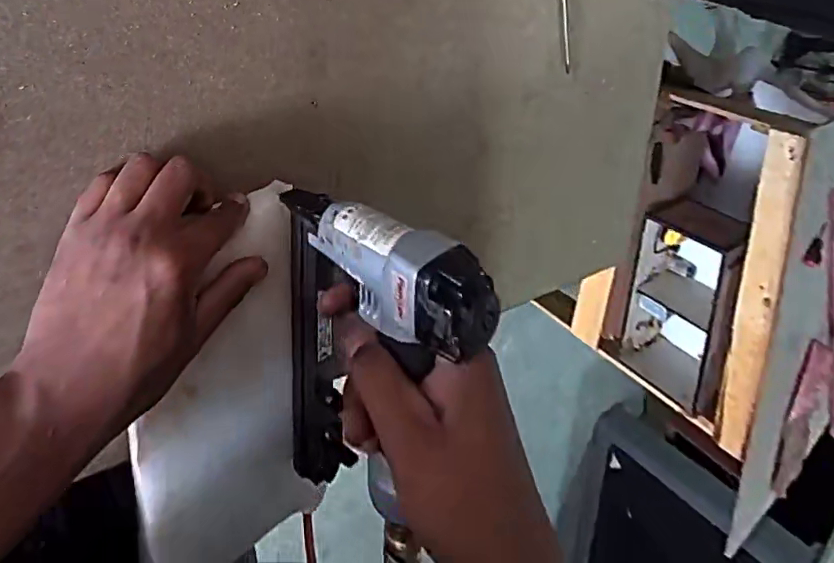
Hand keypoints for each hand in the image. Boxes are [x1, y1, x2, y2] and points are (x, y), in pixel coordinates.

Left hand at [7, 154, 266, 454]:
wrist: (60, 391)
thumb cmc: (132, 371)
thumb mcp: (192, 336)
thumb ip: (227, 291)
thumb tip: (257, 264)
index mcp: (176, 261)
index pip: (220, 216)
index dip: (235, 210)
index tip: (236, 210)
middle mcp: (142, 233)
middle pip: (181, 172)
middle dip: (201, 183)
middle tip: (200, 207)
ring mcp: (104, 227)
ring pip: (141, 165)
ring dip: (161, 176)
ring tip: (164, 200)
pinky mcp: (74, 230)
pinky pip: (101, 182)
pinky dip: (122, 182)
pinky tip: (129, 203)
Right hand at [322, 287, 559, 562]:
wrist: (504, 560)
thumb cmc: (461, 497)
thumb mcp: (408, 436)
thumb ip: (376, 376)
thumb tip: (349, 324)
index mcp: (459, 353)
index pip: (407, 303)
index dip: (365, 297)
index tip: (329, 302)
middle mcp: (460, 361)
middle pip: (395, 343)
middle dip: (365, 378)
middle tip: (357, 421)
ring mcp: (457, 389)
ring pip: (396, 374)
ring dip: (371, 405)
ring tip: (369, 445)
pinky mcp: (452, 415)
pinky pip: (408, 399)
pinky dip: (387, 420)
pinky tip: (381, 450)